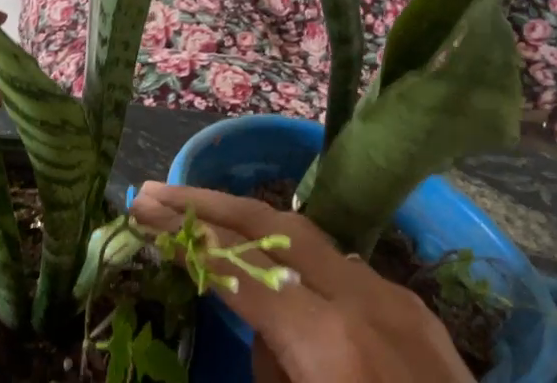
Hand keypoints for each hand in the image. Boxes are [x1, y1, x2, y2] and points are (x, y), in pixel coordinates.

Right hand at [129, 183, 472, 382]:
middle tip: (154, 192)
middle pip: (270, 226)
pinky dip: (296, 254)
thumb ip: (269, 368)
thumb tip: (264, 334)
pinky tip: (276, 265)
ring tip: (204, 216)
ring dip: (250, 222)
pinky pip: (342, 266)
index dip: (184, 236)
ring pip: (308, 237)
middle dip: (208, 203)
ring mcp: (396, 302)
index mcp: (328, 342)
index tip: (139, 212)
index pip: (236, 266)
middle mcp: (362, 302)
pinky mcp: (416, 314)